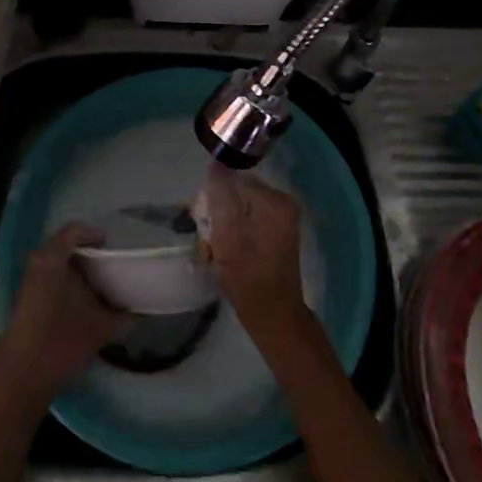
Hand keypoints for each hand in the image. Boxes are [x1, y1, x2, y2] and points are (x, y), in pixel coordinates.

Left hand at [0, 224, 125, 398]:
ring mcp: (30, 283)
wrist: (23, 371)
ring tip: (100, 288)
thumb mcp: (99, 328)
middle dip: (87, 256)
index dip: (93, 235)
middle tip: (109, 268)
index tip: (109, 247)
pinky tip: (84, 306)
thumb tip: (135, 316)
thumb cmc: (62, 338)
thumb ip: (120, 319)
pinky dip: (67, 287)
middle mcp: (39, 264)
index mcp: (54, 258)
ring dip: (76, 274)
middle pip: (64, 248)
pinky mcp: (27, 302)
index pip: (74, 232)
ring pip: (57, 267)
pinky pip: (51, 283)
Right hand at [200, 167, 306, 333]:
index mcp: (274, 200)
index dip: (211, 200)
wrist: (273, 316)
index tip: (201, 222)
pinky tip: (224, 254)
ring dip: (221, 226)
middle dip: (216, 214)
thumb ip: (221, 197)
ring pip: (237, 208)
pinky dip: (232, 234)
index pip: (231, 181)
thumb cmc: (247, 279)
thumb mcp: (227, 236)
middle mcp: (281, 203)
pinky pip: (246, 220)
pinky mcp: (275, 232)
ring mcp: (280, 218)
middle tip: (208, 242)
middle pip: (235, 193)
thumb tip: (215, 165)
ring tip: (214, 251)